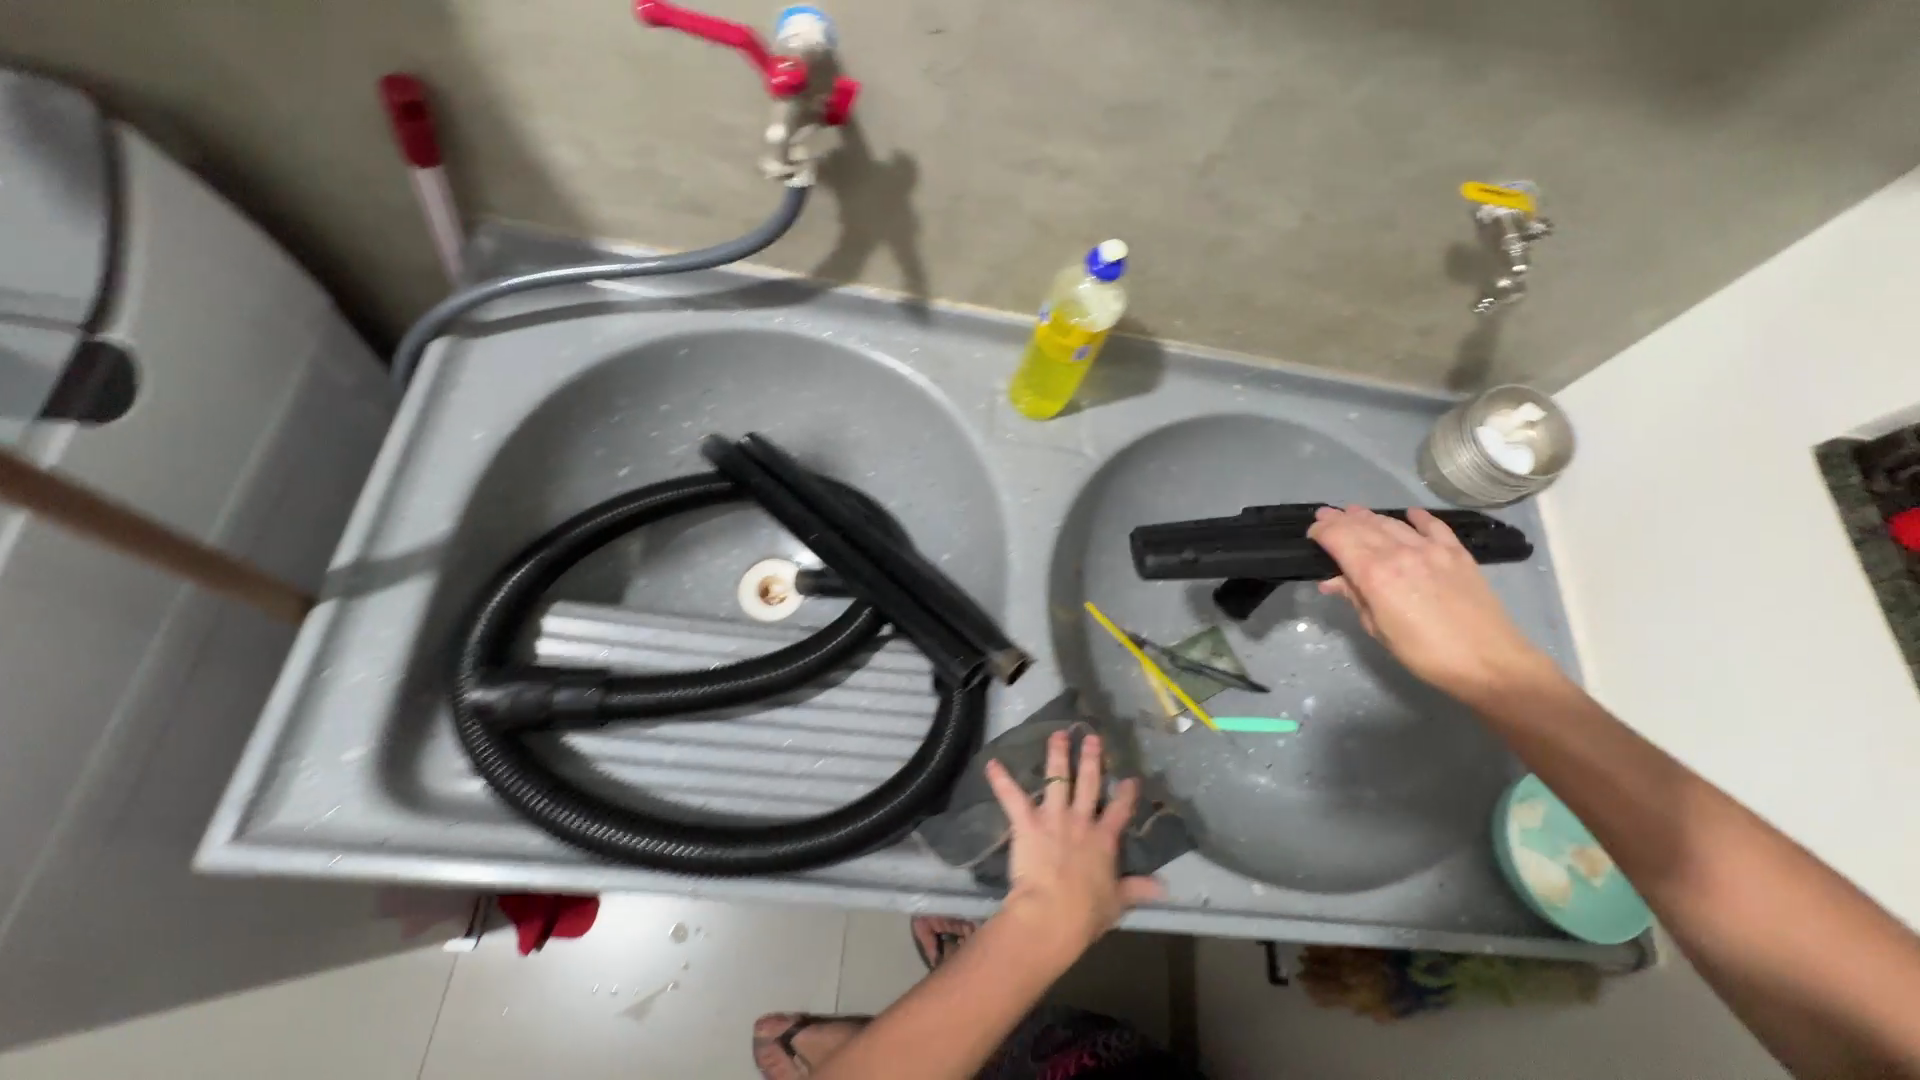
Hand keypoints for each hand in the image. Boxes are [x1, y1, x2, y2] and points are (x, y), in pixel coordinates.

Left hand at [984, 732, 1162, 964]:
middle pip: (1089, 783)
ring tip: (1057, 734)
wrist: (1053, 912)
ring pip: (1057, 779)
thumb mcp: (1118, 901)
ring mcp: (1053, 818)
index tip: (1131, 778)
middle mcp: (1081, 821)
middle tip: (1092, 736)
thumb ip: (1137, 889)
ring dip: (1057, 755)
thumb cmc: (1087, 911)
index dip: (1127, 793)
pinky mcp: (1027, 822)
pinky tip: (991, 764)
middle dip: (1091, 758)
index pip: (1120, 810)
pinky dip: (1001, 780)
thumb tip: (1164, 888)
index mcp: (1104, 839)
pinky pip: (1012, 797)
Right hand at [1307, 505, 1554, 703]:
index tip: (1312, 533)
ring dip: (1370, 517)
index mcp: (1375, 574)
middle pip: (1363, 526)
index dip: (1322, 532)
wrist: (1489, 661)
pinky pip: (1433, 526)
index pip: (1340, 539)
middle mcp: (1400, 552)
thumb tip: (1333, 581)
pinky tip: (1409, 514)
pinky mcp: (1457, 553)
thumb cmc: (1424, 653)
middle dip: (1341, 519)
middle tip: (1326, 514)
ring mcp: (1431, 549)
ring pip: (1392, 523)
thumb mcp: (1379, 630)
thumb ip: (1356, 598)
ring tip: (1355, 513)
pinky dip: (1417, 518)